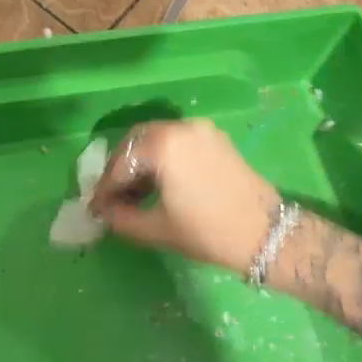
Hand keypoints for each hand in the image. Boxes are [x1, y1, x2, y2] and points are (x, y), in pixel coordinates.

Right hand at [89, 119, 279, 272]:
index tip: (96, 208)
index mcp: (163, 145)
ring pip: (157, 139)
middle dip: (121, 168)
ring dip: (141, 162)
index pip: (121, 163)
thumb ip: (121, 217)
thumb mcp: (157, 229)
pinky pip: (178, 141)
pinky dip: (163, 157)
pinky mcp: (216, 139)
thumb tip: (103, 211)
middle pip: (136, 142)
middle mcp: (181, 128)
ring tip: (135, 194)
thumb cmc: (208, 232)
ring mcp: (202, 130)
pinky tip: (159, 184)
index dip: (105, 188)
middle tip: (112, 197)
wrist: (265, 233)